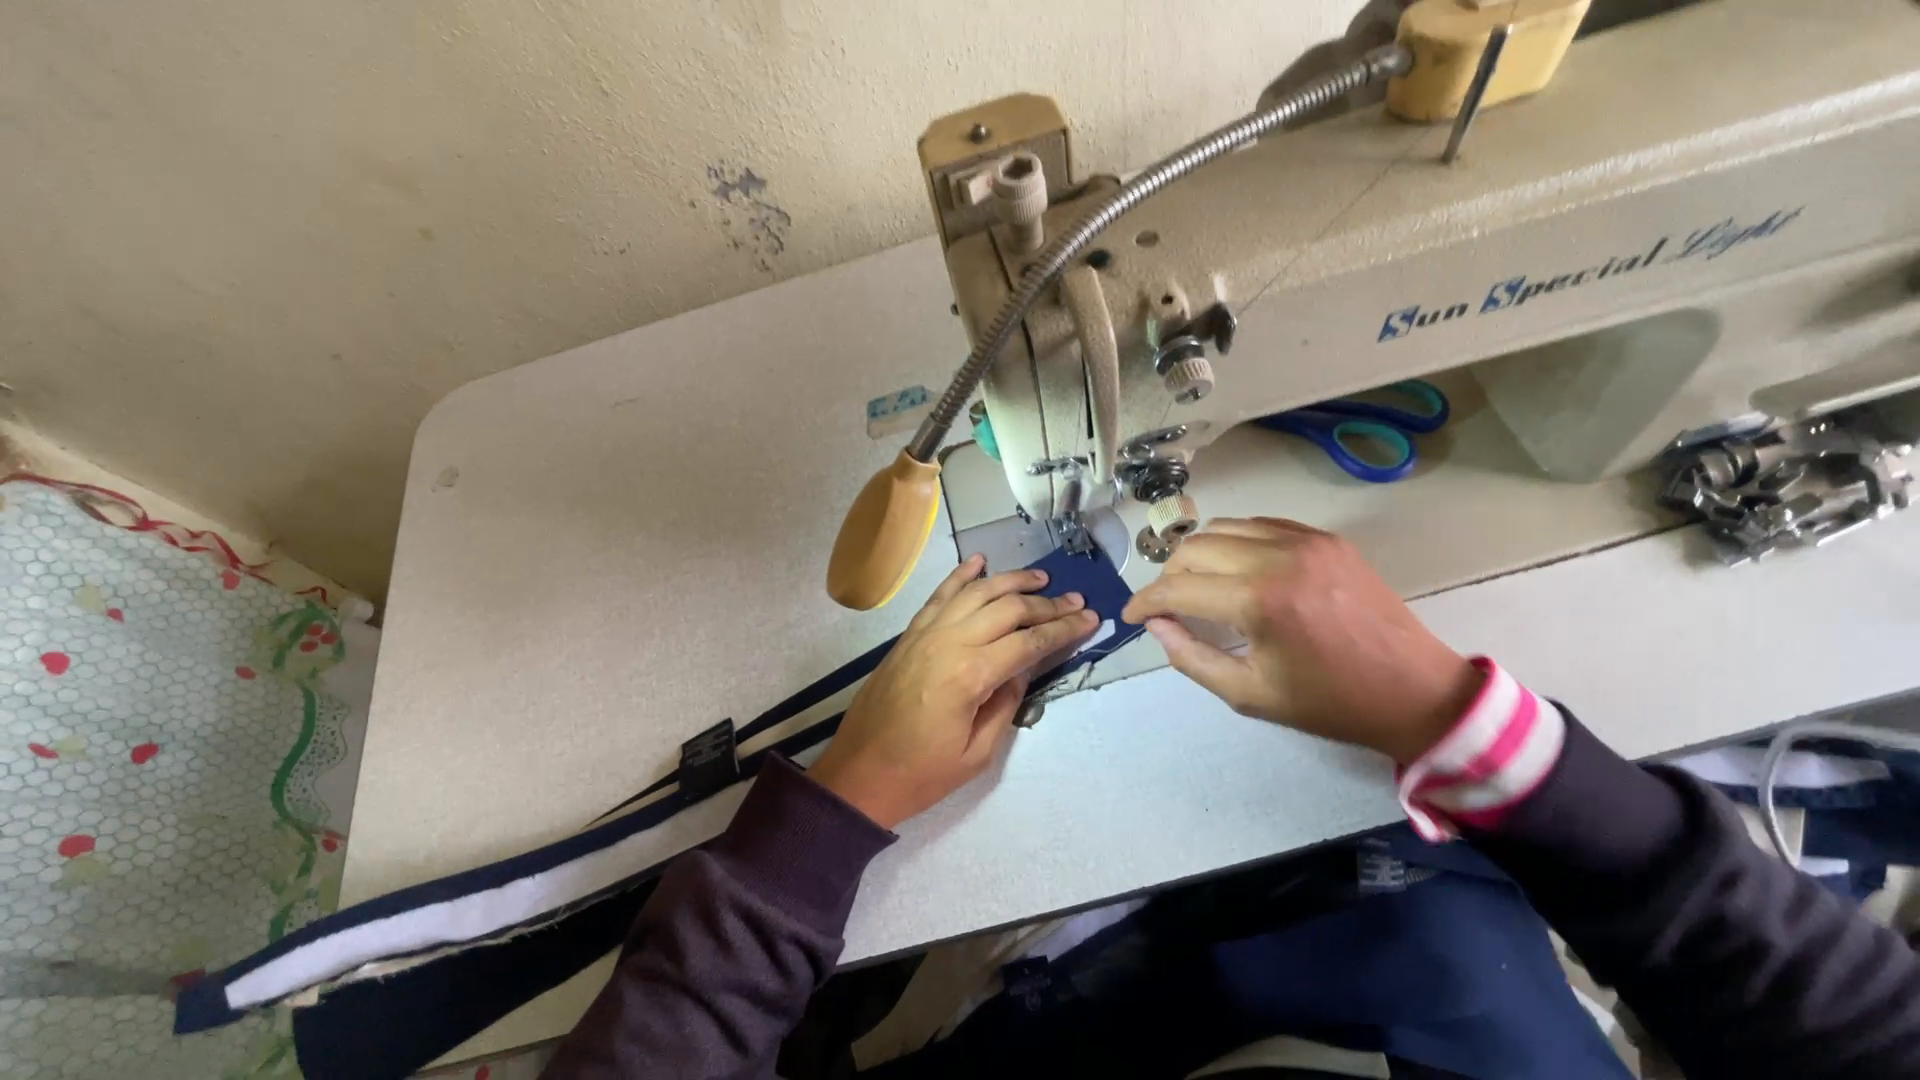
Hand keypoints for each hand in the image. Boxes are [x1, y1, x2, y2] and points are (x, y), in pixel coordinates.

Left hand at [810, 555, 1100, 827]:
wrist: (857, 774)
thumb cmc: (920, 775)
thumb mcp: (976, 754)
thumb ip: (1005, 705)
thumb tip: (1022, 669)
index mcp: (970, 675)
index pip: (1029, 642)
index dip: (1064, 629)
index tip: (1090, 618)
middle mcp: (949, 642)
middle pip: (1007, 609)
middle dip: (1046, 604)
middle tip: (1075, 600)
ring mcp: (925, 634)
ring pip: (975, 593)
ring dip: (1010, 581)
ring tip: (1040, 578)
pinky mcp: (909, 635)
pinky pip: (939, 596)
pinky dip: (961, 576)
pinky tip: (979, 562)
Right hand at [1120, 517, 1481, 764]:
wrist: (1413, 689)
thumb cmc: (1328, 702)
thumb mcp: (1249, 694)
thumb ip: (1191, 658)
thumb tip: (1158, 625)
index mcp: (1257, 601)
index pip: (1177, 587)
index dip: (1145, 601)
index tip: (1131, 617)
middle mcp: (1276, 557)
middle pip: (1194, 548)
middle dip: (1168, 576)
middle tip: (1166, 607)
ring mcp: (1304, 541)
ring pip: (1223, 528)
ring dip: (1199, 555)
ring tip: (1199, 587)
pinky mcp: (1325, 538)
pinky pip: (1260, 525)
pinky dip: (1235, 543)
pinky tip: (1237, 570)